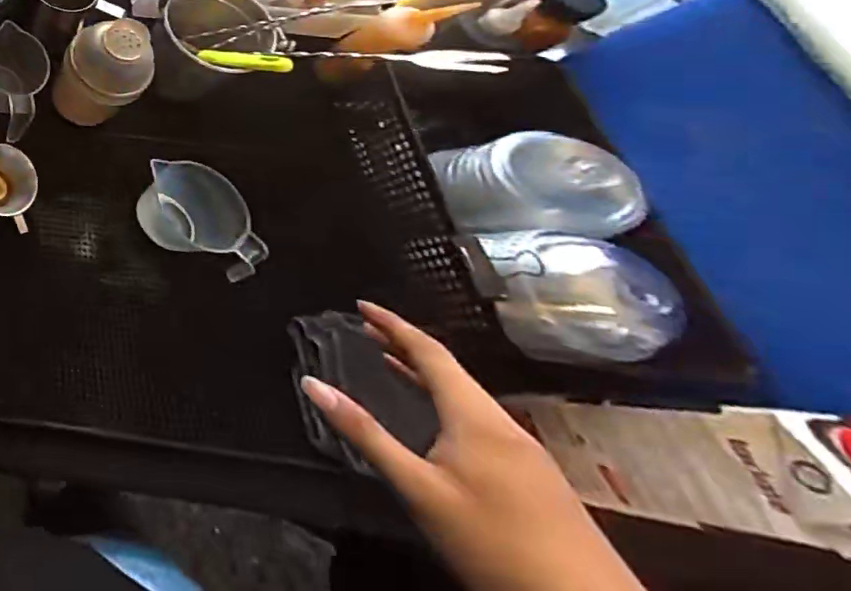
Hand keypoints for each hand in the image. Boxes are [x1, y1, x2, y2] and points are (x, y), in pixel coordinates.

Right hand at [302, 301, 644, 590]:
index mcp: (476, 418)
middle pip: (451, 371)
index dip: (394, 325)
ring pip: (468, 396)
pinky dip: (448, 402)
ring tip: (391, 362)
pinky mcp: (536, 478)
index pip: (430, 353)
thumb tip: (313, 384)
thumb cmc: (494, 544)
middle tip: (368, 329)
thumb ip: (365, 434)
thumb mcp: (418, 489)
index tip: (363, 305)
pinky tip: (439, 422)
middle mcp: (503, 425)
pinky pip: (482, 420)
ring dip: (427, 374)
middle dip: (407, 345)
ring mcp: (525, 452)